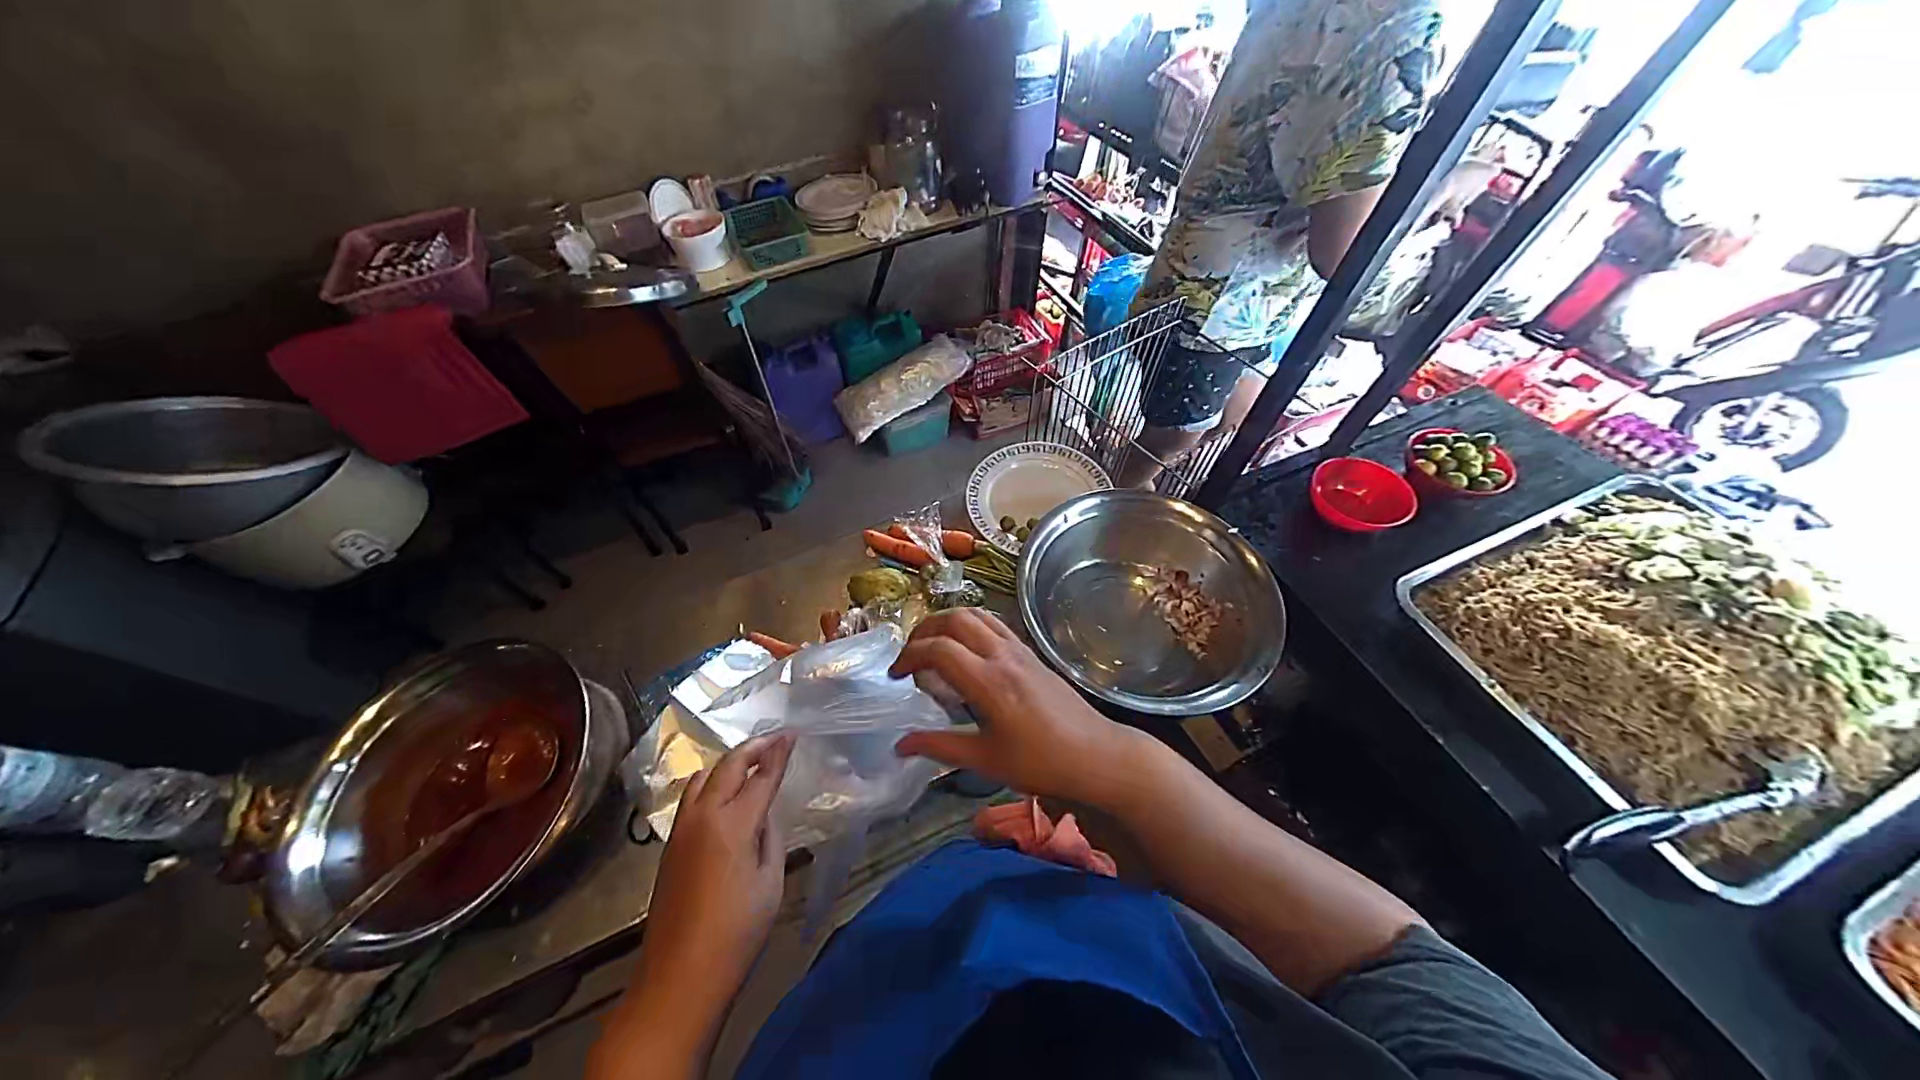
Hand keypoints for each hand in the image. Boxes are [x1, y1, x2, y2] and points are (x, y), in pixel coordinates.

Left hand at [637, 734, 795, 1007]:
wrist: (681, 976)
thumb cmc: (737, 931)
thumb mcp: (771, 881)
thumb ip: (770, 837)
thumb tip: (764, 813)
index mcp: (733, 824)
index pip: (761, 776)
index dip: (778, 753)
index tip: (792, 734)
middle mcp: (703, 816)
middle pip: (728, 766)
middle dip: (753, 748)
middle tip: (774, 740)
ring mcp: (681, 830)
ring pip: (704, 778)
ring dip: (728, 764)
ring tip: (750, 764)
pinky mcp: (670, 847)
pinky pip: (692, 798)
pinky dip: (712, 783)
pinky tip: (726, 795)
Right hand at [889, 608, 1147, 807]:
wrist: (1096, 756)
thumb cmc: (1041, 763)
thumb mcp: (986, 761)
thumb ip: (940, 747)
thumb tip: (900, 744)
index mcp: (988, 682)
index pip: (938, 649)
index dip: (909, 656)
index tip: (895, 676)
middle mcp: (1003, 656)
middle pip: (954, 619)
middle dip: (923, 630)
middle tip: (909, 656)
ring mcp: (1020, 650)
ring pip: (976, 614)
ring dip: (947, 622)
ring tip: (932, 647)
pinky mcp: (1031, 653)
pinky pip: (994, 624)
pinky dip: (970, 626)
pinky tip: (965, 652)